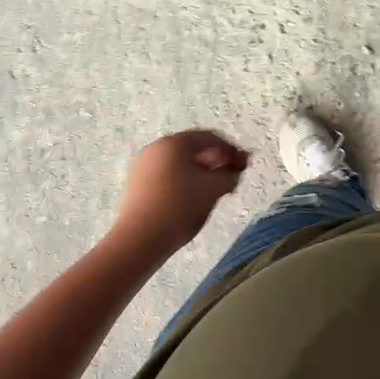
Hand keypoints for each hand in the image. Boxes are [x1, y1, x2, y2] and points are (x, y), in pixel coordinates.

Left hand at [112, 129, 248, 256]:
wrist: (138, 240)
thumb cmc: (179, 208)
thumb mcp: (213, 189)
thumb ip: (229, 174)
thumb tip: (235, 169)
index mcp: (176, 142)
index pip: (210, 138)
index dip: (231, 150)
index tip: (245, 166)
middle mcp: (157, 146)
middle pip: (193, 147)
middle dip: (215, 160)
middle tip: (230, 175)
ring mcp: (142, 164)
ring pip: (178, 161)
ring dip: (199, 170)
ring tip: (212, 188)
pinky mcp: (135, 183)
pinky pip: (165, 173)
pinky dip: (182, 179)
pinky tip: (190, 196)